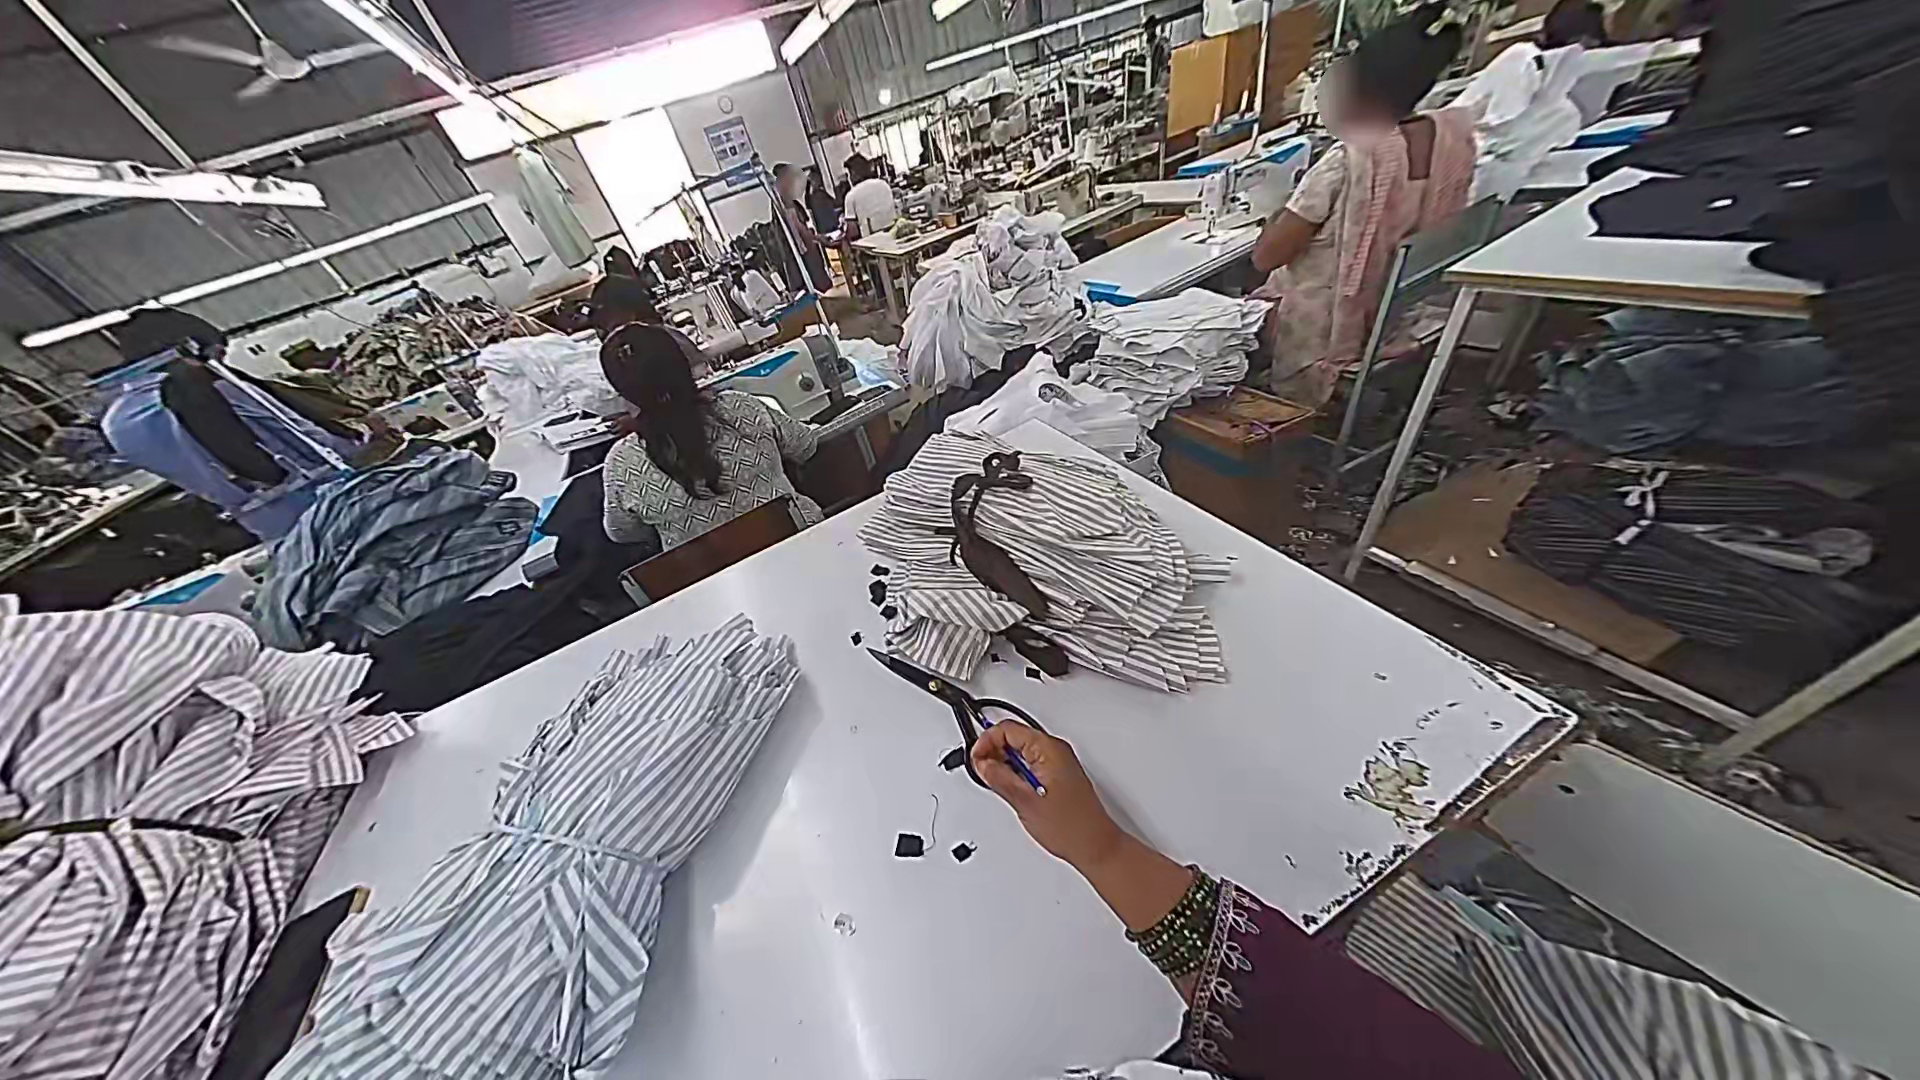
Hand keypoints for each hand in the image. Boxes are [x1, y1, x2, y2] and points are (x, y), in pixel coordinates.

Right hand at [971, 722, 1123, 871]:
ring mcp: (1059, 760)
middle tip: (984, 771)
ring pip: (1022, 749)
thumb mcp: (1025, 801)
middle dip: (995, 751)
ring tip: (999, 784)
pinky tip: (1014, 788)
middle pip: (1015, 736)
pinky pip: (1032, 761)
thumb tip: (982, 763)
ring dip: (1005, 762)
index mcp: (1048, 749)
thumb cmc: (1071, 827)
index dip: (987, 741)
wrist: (1095, 846)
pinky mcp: (1059, 772)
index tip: (977, 758)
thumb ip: (999, 777)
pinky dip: (1018, 770)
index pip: (1008, 729)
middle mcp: (1056, 749)